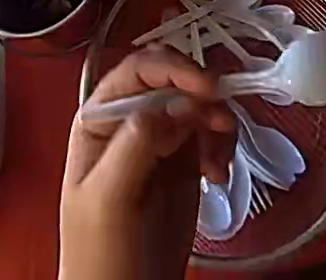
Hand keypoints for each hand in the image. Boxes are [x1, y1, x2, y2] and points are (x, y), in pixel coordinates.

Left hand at [60, 49, 235, 279]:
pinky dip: (224, 141)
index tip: (205, 88)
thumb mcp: (108, 198)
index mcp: (101, 117)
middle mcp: (132, 116)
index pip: (139, 70)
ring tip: (217, 161)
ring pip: (199, 99)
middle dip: (200, 92)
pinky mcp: (187, 154)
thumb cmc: (102, 256)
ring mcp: (162, 133)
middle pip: (173, 76)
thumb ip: (137, 143)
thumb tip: (174, 105)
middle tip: (218, 118)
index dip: (173, 69)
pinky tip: (218, 173)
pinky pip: (214, 126)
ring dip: (216, 120)